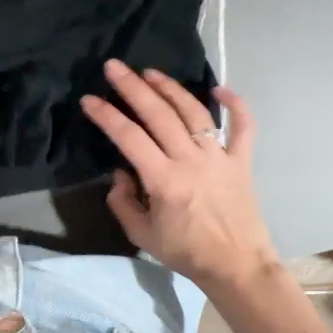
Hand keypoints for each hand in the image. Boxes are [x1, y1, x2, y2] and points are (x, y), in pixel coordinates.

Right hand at [79, 60, 280, 290]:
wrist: (236, 265)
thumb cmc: (184, 252)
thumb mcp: (140, 234)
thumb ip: (123, 201)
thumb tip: (121, 174)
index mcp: (164, 180)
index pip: (129, 138)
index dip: (107, 116)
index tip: (89, 100)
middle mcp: (191, 161)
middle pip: (159, 115)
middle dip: (133, 88)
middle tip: (115, 67)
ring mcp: (219, 158)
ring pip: (194, 113)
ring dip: (171, 89)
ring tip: (151, 73)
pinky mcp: (241, 162)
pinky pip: (243, 128)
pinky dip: (235, 105)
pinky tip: (219, 89)